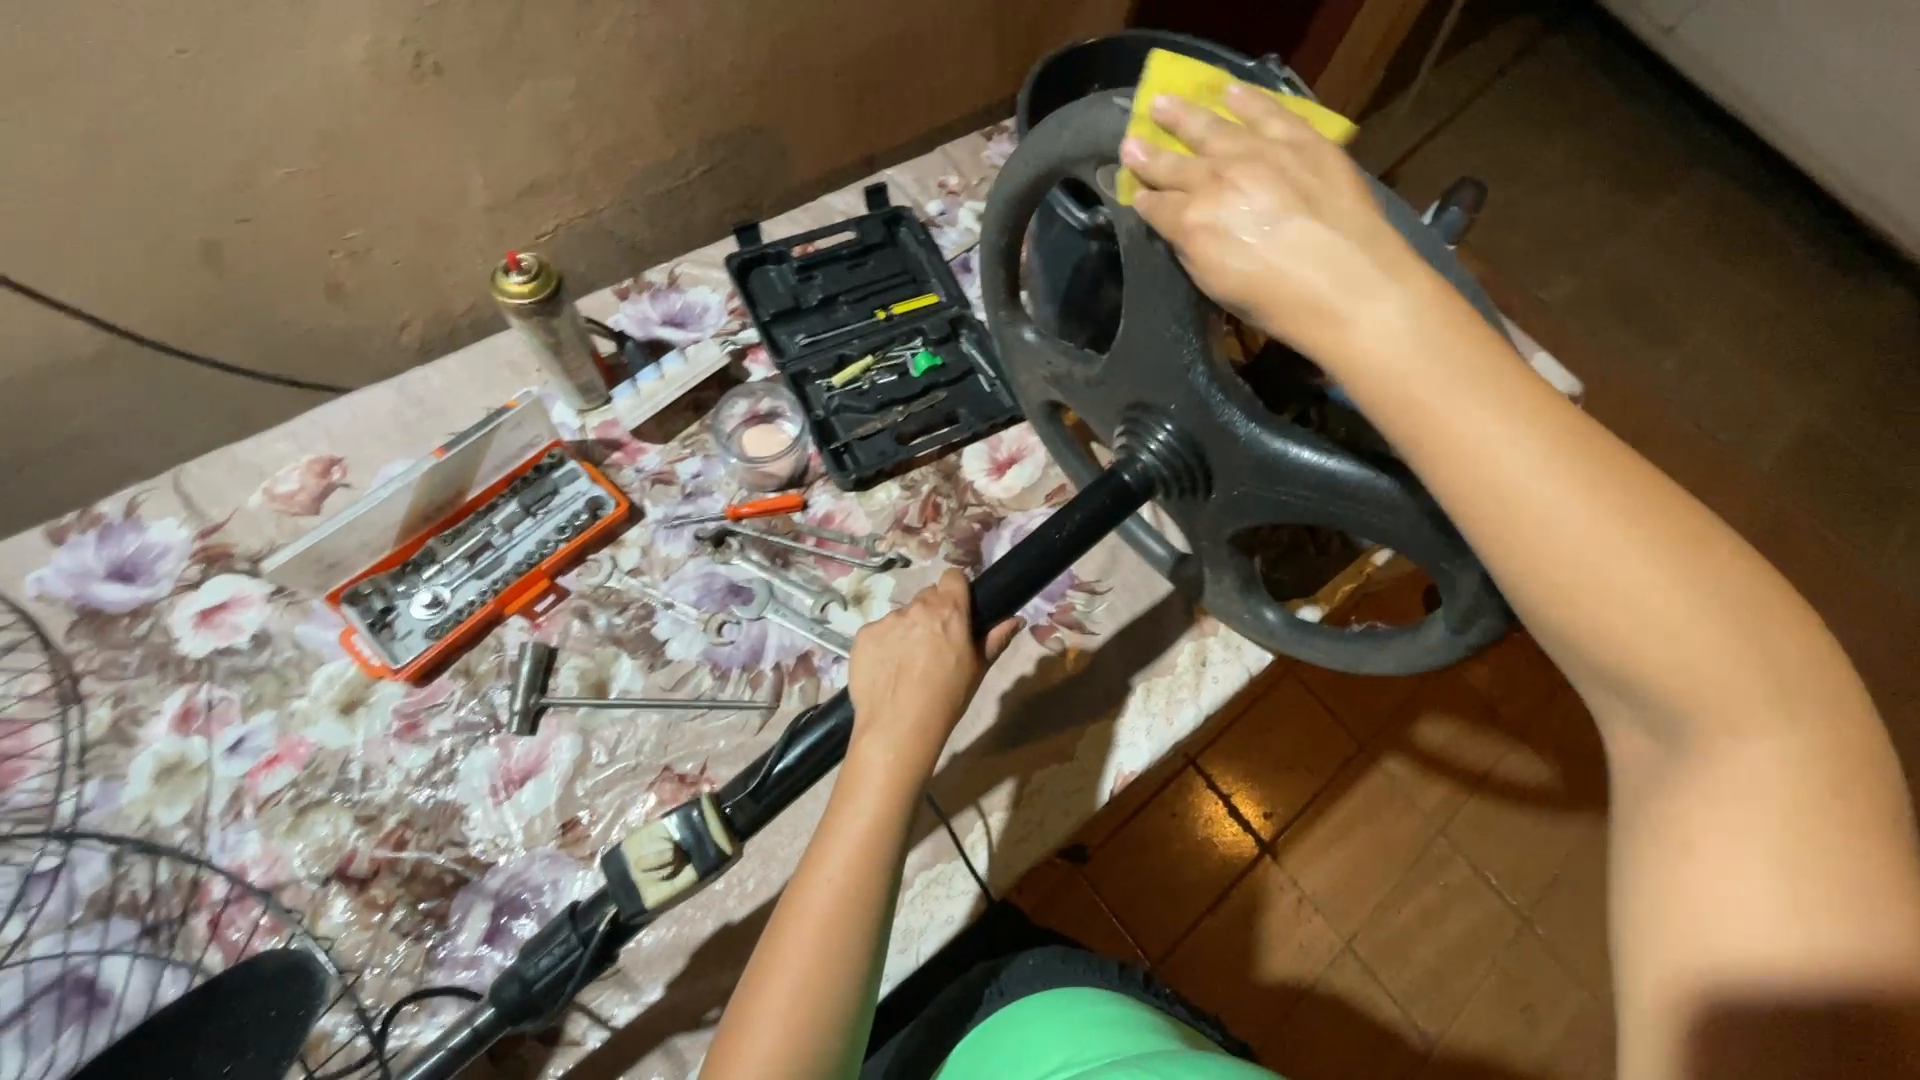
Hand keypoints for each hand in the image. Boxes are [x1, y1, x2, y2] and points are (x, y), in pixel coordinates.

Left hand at [847, 569, 1022, 779]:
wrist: (898, 727)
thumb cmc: (947, 699)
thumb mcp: (977, 670)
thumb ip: (996, 639)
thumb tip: (1016, 619)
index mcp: (949, 611)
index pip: (952, 577)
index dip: (955, 591)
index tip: (956, 610)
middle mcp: (916, 608)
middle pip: (926, 597)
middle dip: (931, 614)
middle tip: (933, 645)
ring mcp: (886, 620)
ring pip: (901, 616)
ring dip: (906, 631)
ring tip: (907, 664)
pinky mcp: (862, 635)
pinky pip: (877, 632)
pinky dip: (883, 646)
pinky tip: (887, 671)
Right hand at [1120, 83, 1438, 365]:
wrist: (1348, 284)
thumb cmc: (1278, 303)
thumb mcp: (1217, 287)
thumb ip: (1193, 251)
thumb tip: (1182, 230)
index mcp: (1192, 224)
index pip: (1157, 207)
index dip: (1144, 201)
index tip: (1136, 193)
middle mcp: (1217, 182)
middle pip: (1174, 165)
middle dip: (1149, 157)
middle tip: (1130, 144)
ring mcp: (1258, 154)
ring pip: (1210, 129)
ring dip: (1182, 117)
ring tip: (1162, 104)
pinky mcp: (1299, 141)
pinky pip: (1265, 112)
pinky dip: (1245, 101)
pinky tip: (1228, 94)